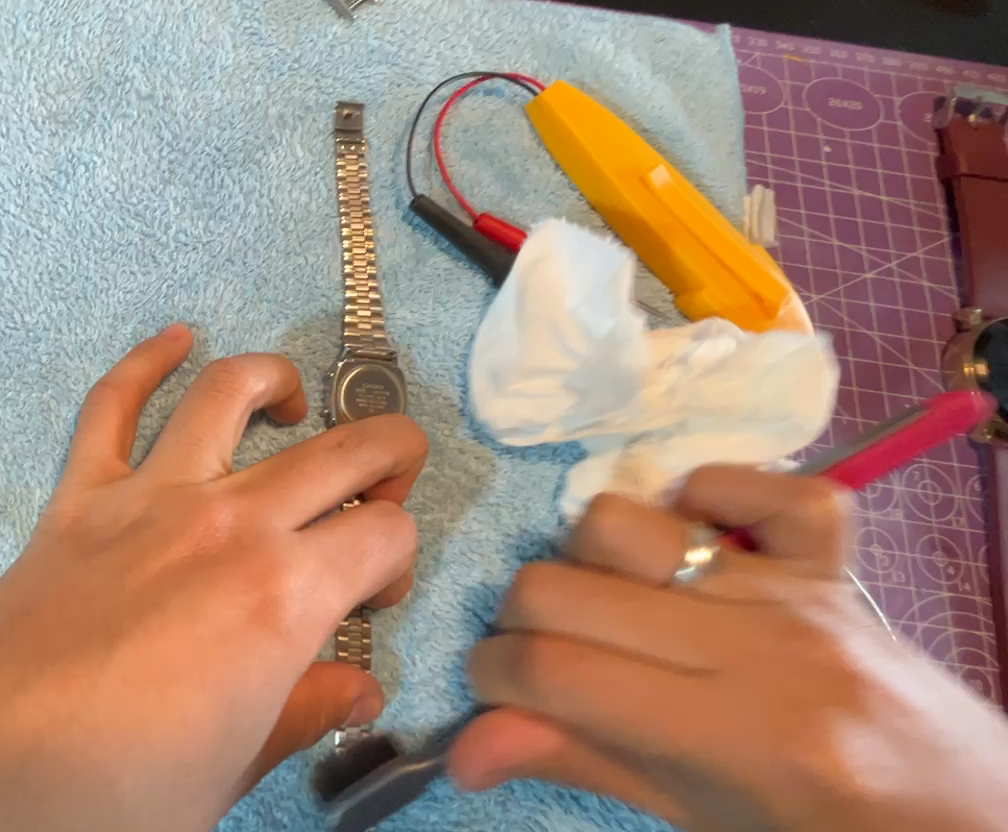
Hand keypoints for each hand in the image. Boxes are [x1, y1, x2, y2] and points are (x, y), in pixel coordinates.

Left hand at [0, 324, 426, 831]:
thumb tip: (358, 688)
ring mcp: (151, 493)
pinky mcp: (83, 489)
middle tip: (389, 470)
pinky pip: (112, 403)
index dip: (397, 554)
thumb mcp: (238, 763)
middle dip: (386, 450)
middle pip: (338, 453)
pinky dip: (144, 360)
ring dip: (274, 380)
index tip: (373, 587)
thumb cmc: (126, 786)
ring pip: (228, 394)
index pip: (384, 534)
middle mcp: (229, 520)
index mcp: (285, 596)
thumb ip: (304, 711)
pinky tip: (175, 337)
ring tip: (291, 400)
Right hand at [448, 464, 1007, 831]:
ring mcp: (800, 593)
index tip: (493, 690)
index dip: (492, 675)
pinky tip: (691, 542)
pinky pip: (765, 488)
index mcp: (746, 739)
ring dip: (584, 564)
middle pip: (558, 589)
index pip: (552, 672)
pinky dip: (709, 495)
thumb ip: (577, 763)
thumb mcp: (699, 823)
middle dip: (519, 626)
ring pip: (619, 524)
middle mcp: (768, 650)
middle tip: (544, 660)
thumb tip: (458, 753)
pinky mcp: (829, 561)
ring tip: (609, 609)